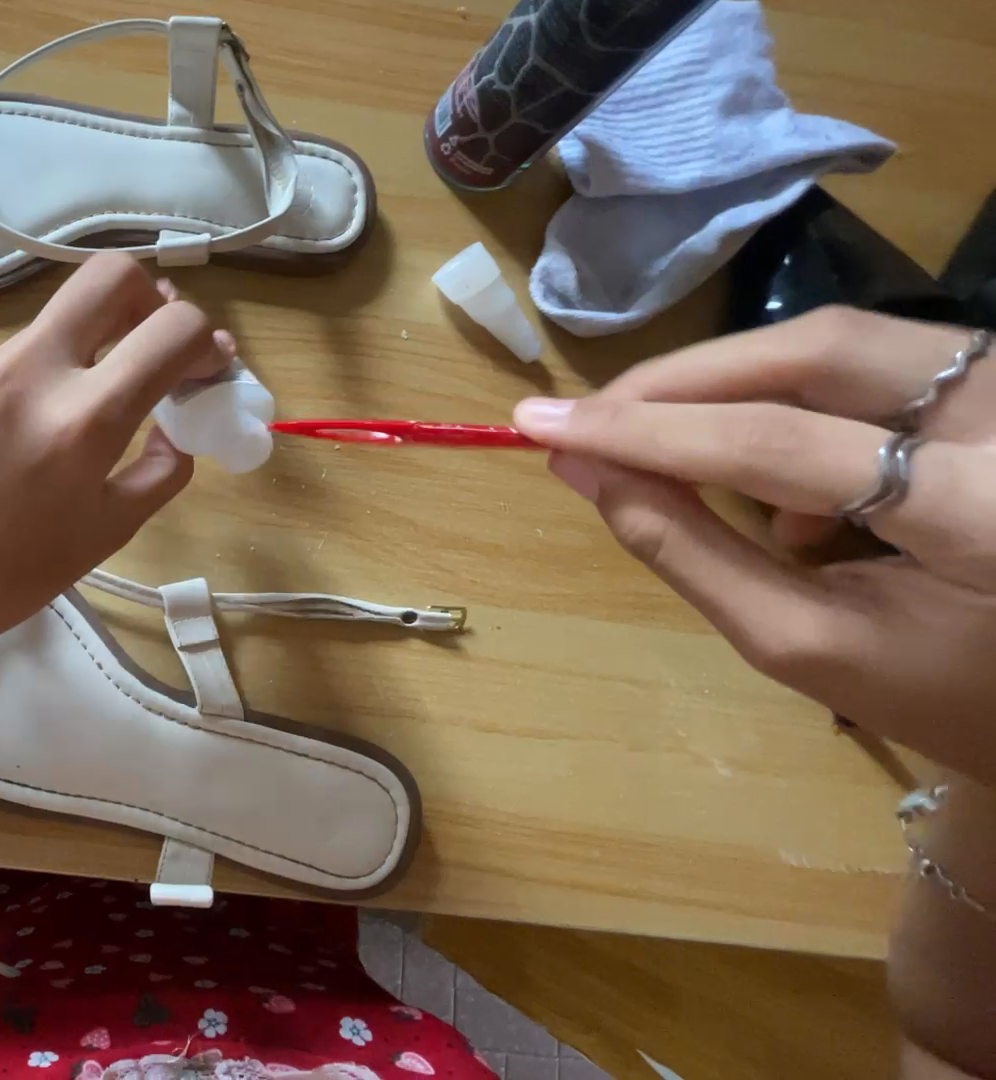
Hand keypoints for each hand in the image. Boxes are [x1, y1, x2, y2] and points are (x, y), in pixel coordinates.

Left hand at [0, 253, 232, 726]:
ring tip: (73, 417)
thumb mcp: (109, 531)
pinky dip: (32, 384)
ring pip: (53, 325)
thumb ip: (163, 466)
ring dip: (85, 353)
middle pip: (109, 276)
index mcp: (81, 422)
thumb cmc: (12, 578)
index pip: (173, 329)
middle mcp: (27, 373)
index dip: (203, 343)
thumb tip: (179, 418)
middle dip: (148, 300)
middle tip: (149, 348)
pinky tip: (13, 437)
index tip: (200, 371)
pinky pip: (8, 360)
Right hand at [511, 307, 995, 783]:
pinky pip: (858, 362)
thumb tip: (579, 468)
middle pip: (816, 352)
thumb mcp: (794, 639)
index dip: (643, 431)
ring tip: (650, 441)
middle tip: (587, 417)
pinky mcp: (993, 385)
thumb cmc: (938, 690)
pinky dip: (772, 398)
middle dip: (677, 380)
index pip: (773, 445)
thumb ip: (680, 547)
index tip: (538, 423)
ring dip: (717, 382)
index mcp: (985, 517)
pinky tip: (755, 469)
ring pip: (835, 342)